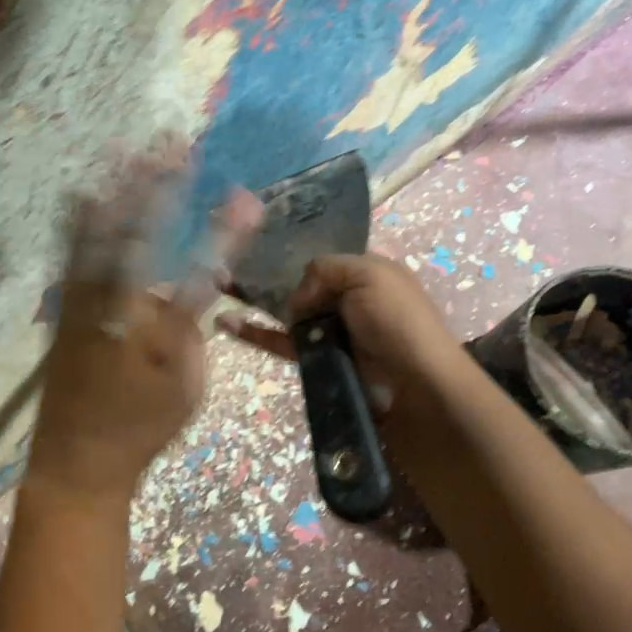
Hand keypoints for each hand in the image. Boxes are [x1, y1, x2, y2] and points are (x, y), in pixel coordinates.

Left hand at [27, 147, 261, 503]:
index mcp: (152, 324)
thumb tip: (191, 287)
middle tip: (171, 145)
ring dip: (115, 189)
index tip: (243, 196)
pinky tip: (82, 193)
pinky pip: (71, 250)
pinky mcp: (62, 306)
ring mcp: (78, 300)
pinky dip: (80, 216)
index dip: (221, 229)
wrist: (75, 459)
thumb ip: (192, 331)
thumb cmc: (140, 429)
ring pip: (95, 234)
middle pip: (135, 232)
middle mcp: (110, 301)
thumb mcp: (185, 388)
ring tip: (126, 149)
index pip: (195, 266)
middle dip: (155, 183)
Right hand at [217, 253, 463, 412]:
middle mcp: (346, 299)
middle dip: (264, 274)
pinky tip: (225, 322)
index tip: (257, 244)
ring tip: (216, 284)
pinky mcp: (316, 360)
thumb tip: (295, 299)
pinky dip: (253, 333)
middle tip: (226, 263)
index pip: (323, 258)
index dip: (293, 252)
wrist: (415, 388)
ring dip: (251, 300)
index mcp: (366, 273)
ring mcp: (330, 331)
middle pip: (299, 283)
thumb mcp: (367, 274)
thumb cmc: (397, 321)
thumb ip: (323, 270)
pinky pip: (280, 342)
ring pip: (284, 312)